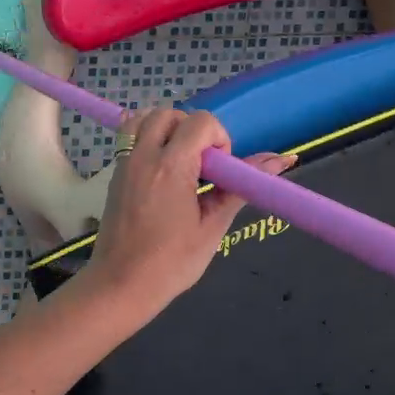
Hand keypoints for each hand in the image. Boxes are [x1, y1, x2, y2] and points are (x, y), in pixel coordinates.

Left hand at [90, 109, 293, 301]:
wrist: (122, 281)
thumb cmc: (172, 261)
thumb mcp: (213, 226)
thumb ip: (239, 187)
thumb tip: (280, 160)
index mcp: (171, 166)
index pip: (200, 122)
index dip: (218, 138)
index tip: (220, 169)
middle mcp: (143, 156)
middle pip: (168, 114)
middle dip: (191, 129)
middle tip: (202, 164)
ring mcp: (123, 163)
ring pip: (142, 119)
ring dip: (166, 129)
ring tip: (180, 162)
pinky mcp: (114, 173)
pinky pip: (127, 137)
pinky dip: (145, 138)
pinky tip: (160, 167)